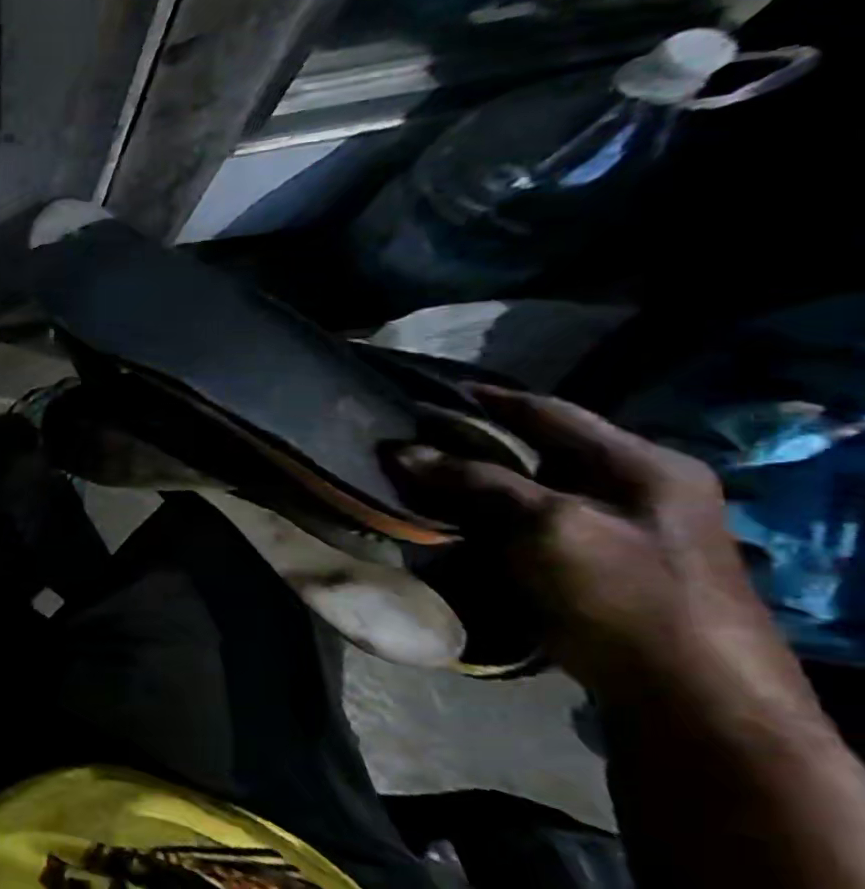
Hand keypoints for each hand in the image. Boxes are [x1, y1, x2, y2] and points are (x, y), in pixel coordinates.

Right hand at [392, 385, 797, 702]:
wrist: (697, 707)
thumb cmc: (627, 597)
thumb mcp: (548, 527)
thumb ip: (477, 481)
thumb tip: (401, 450)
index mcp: (645, 465)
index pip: (552, 413)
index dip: (489, 400)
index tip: (430, 393)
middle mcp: (642, 490)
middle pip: (543, 450)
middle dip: (478, 443)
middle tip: (418, 438)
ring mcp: (630, 532)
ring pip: (538, 489)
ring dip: (484, 483)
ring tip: (426, 476)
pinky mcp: (610, 569)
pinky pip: (540, 525)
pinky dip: (498, 517)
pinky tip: (460, 519)